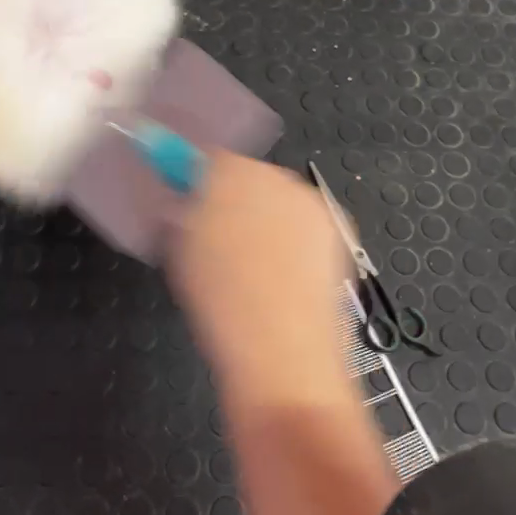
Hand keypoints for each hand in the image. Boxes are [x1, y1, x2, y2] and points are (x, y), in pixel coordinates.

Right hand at [167, 154, 353, 410]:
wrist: (283, 356)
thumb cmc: (224, 310)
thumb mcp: (180, 252)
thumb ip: (180, 210)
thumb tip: (181, 194)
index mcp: (229, 176)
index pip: (205, 158)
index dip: (191, 178)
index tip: (181, 195)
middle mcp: (277, 179)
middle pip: (245, 175)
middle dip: (228, 199)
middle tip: (210, 236)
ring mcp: (310, 205)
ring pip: (276, 199)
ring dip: (260, 217)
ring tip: (244, 263)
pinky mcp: (335, 231)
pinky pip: (302, 223)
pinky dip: (289, 237)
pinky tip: (275, 273)